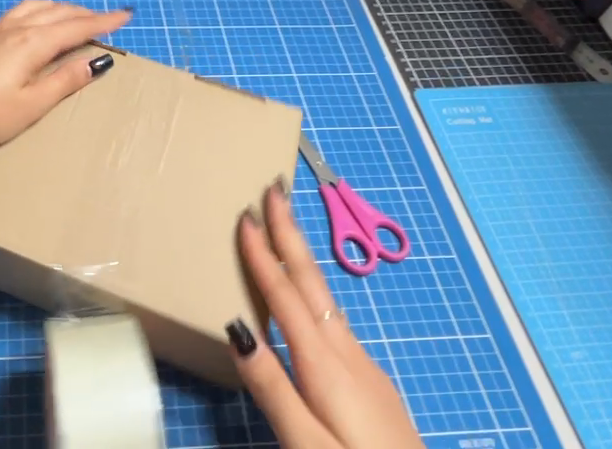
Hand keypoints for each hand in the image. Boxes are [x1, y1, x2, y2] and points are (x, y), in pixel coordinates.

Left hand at [0, 0, 129, 152]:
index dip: (103, 21)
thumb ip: (64, 81)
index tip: (126, 14)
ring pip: (35, 7)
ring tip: (73, 16)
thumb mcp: (31, 105)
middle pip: (57, 12)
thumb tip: (97, 61)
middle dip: (85, 13)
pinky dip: (38, 11)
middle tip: (106, 18)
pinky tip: (33, 22)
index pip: (76, 26)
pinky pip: (18, 12)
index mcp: (32, 43)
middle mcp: (15, 28)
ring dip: (60, 8)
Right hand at [228, 184, 421, 447]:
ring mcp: (365, 366)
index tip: (246, 213)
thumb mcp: (304, 443)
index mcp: (322, 364)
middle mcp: (346, 353)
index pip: (284, 295)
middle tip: (275, 188)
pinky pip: (335, 321)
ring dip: (301, 258)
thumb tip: (237, 328)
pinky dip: (314, 293)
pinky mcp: (374, 383)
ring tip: (284, 232)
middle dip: (290, 231)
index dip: (262, 253)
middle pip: (311, 280)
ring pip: (325, 297)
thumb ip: (271, 387)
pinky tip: (310, 302)